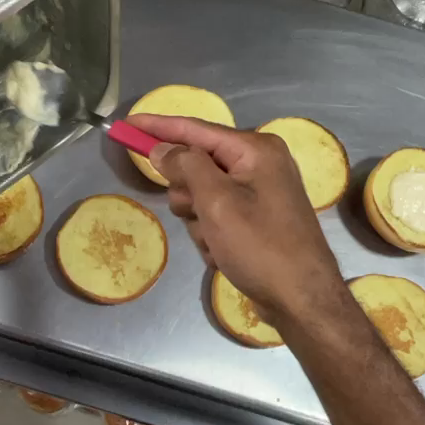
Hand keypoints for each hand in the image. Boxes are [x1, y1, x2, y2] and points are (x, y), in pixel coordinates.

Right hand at [130, 114, 344, 324]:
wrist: (299, 298)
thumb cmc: (260, 246)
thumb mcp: (217, 202)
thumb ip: (187, 167)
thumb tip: (163, 148)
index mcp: (254, 150)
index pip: (194, 130)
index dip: (157, 128)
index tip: (125, 126)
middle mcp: (258, 164)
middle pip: (195, 166)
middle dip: (188, 194)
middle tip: (199, 215)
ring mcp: (257, 193)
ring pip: (200, 196)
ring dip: (198, 222)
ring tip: (217, 242)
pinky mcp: (254, 219)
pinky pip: (214, 217)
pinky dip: (211, 236)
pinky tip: (224, 253)